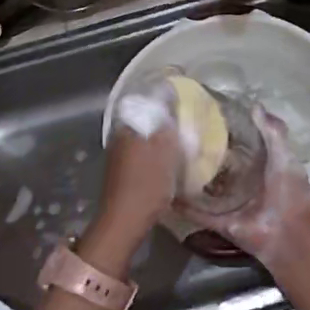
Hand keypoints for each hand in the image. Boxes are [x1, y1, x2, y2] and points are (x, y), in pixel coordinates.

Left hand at [97, 84, 183, 236]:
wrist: (125, 220)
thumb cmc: (148, 182)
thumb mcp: (165, 148)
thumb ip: (167, 119)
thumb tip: (168, 93)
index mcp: (129, 124)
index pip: (148, 96)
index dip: (167, 91)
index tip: (185, 89)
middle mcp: (120, 133)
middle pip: (146, 114)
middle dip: (166, 111)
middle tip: (190, 113)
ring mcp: (119, 152)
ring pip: (146, 132)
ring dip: (163, 131)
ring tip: (186, 134)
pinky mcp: (123, 169)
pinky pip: (144, 148)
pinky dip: (158, 147)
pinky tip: (172, 156)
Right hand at [178, 108, 309, 262]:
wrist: (288, 235)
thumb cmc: (289, 194)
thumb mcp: (285, 158)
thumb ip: (273, 133)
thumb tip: (254, 105)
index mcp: (260, 167)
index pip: (239, 146)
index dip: (225, 132)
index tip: (205, 117)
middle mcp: (242, 183)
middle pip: (218, 166)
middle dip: (203, 154)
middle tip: (177, 136)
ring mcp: (229, 203)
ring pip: (204, 188)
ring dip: (189, 178)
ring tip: (164, 160)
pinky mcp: (218, 221)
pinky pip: (196, 212)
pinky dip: (181, 205)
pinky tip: (163, 192)